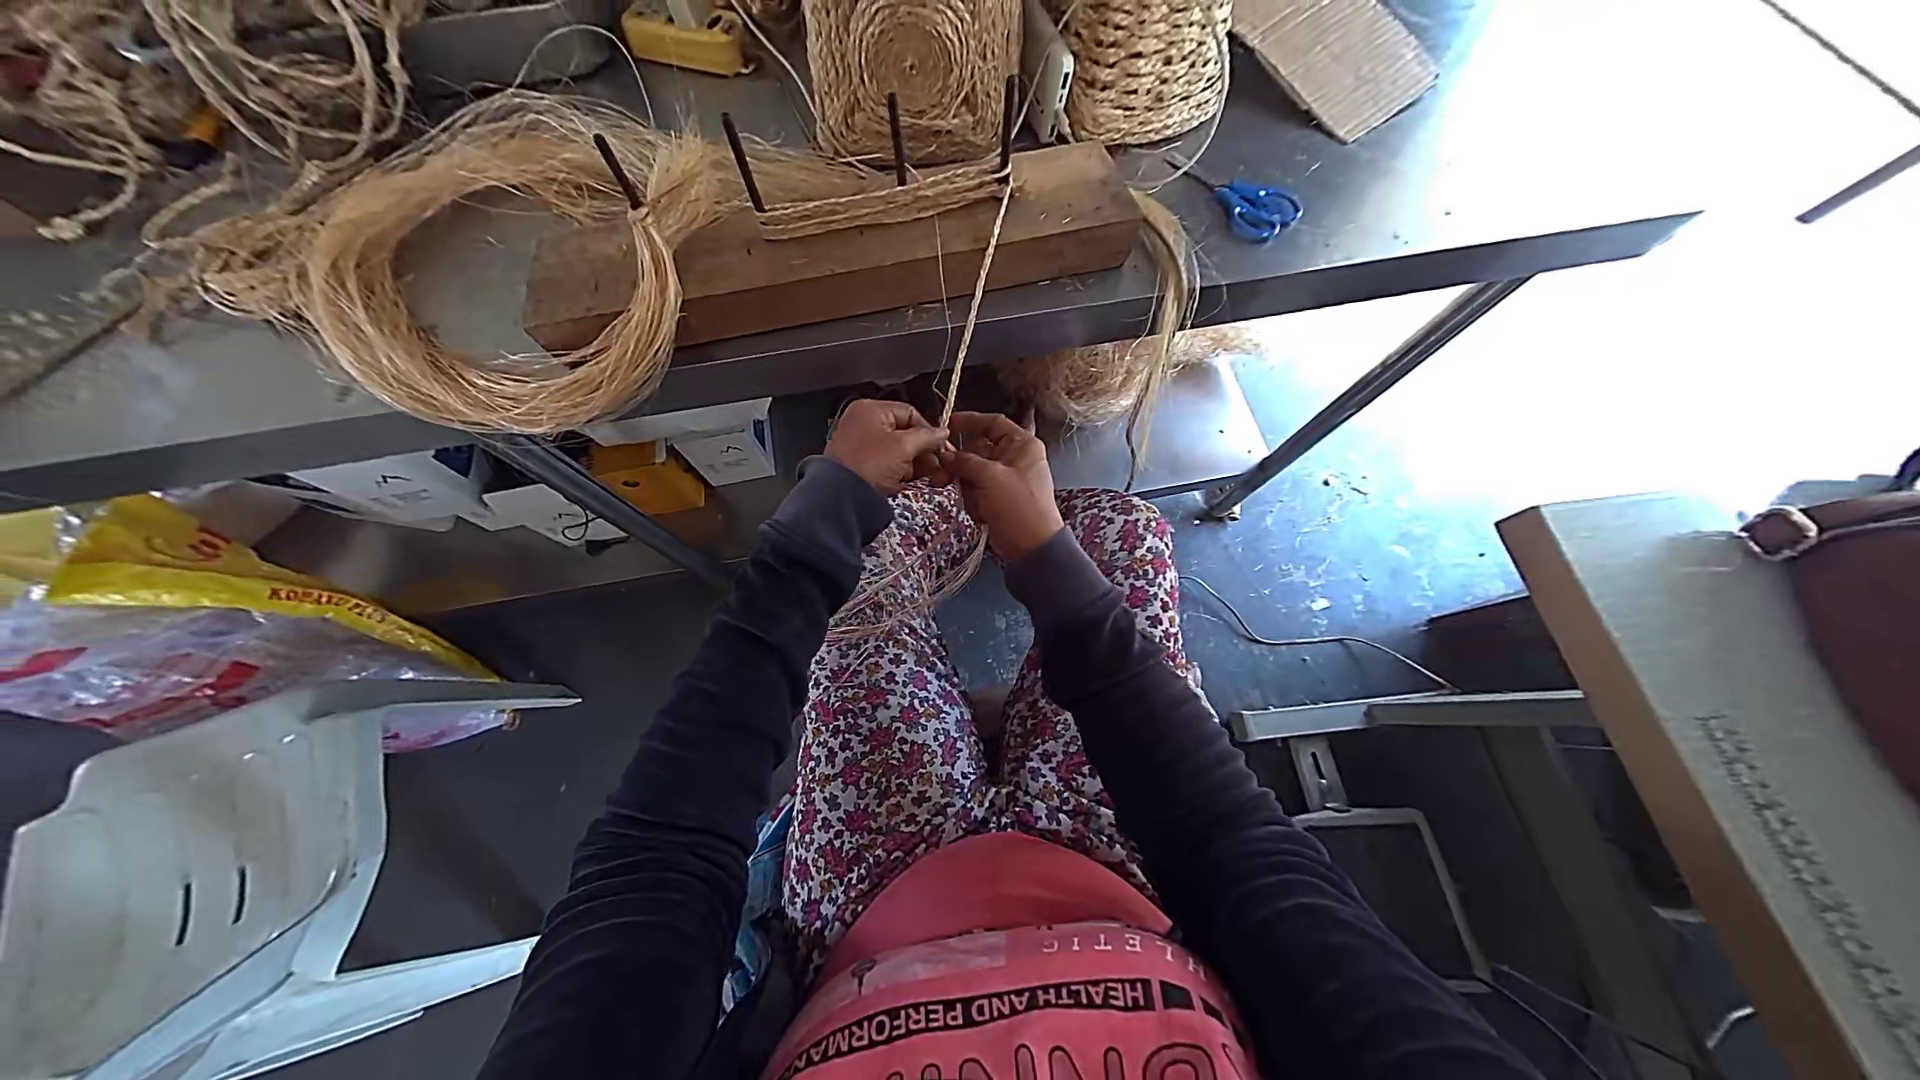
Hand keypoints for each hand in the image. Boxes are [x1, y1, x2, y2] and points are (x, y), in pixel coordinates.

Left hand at [824, 399, 949, 495]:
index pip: (911, 413)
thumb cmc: (869, 465)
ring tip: (907, 477)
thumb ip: (928, 437)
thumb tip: (943, 433)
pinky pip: (883, 464)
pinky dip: (893, 473)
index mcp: (871, 409)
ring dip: (907, 465)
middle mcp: (862, 422)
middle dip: (919, 452)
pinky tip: (895, 482)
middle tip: (931, 467)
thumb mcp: (904, 447)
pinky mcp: (857, 464)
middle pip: (904, 433)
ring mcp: (858, 443)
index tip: (941, 448)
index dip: (929, 431)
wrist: (840, 497)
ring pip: (895, 451)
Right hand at [936, 411, 1064, 560]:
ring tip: (973, 503)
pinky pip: (976, 491)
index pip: (993, 423)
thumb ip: (965, 461)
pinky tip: (981, 512)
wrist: (1031, 545)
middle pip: (977, 451)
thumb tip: (946, 455)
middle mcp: (1014, 458)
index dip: (970, 422)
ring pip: (973, 472)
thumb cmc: (1018, 505)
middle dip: (960, 465)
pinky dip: (974, 501)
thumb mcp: (990, 476)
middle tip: (941, 477)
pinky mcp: (998, 498)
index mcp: (1022, 445)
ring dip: (967, 487)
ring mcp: (1005, 479)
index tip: (948, 425)